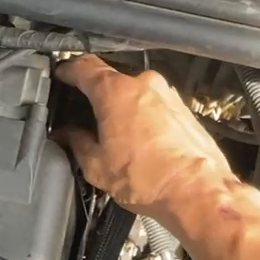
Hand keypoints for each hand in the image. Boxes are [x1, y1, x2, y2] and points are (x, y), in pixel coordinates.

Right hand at [56, 55, 250, 239]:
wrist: (196, 191)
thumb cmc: (151, 180)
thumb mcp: (97, 167)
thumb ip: (78, 144)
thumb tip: (69, 136)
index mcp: (115, 93)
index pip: (85, 68)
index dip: (68, 70)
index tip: (62, 75)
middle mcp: (143, 85)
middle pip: (112, 83)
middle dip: (98, 101)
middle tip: (87, 123)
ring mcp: (167, 95)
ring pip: (135, 97)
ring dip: (123, 114)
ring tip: (117, 145)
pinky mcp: (183, 110)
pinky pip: (154, 109)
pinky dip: (143, 122)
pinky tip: (140, 147)